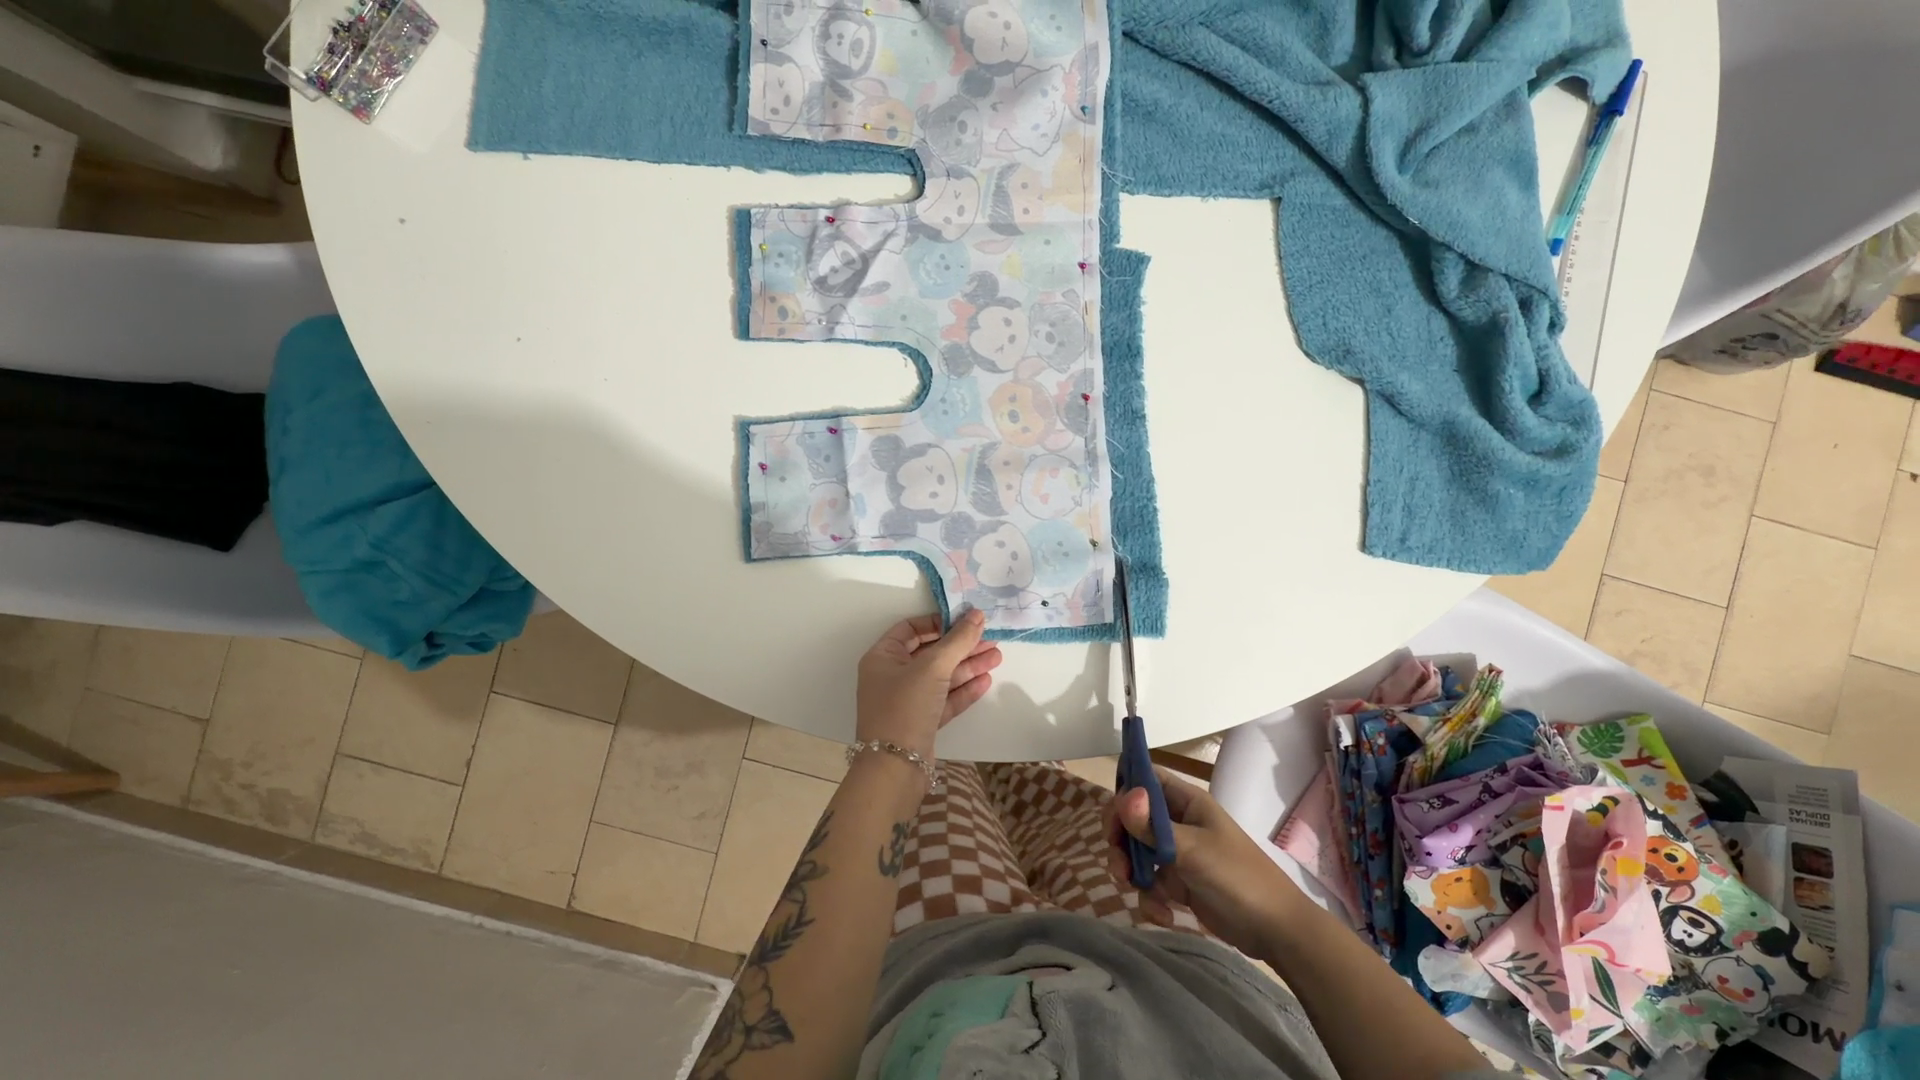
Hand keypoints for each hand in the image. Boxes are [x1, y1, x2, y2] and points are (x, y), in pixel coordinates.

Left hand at [856, 611, 1001, 758]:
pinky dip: (964, 689)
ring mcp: (907, 700)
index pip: (910, 629)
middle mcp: (892, 676)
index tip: (964, 621)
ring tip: (997, 656)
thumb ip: (957, 640)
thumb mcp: (932, 668)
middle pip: (930, 653)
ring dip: (968, 666)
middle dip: (960, 646)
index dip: (937, 623)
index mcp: (883, 657)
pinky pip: (944, 699)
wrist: (895, 766)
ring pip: (941, 677)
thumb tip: (976, 615)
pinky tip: (986, 680)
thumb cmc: (905, 706)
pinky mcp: (922, 721)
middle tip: (991, 639)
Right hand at [1105, 766, 1302, 956]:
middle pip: (1133, 819)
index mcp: (1187, 803)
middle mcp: (1179, 823)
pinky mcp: (1178, 884)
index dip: (1125, 793)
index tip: (1113, 821)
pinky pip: (1150, 884)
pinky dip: (1150, 899)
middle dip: (1121, 841)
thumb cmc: (1237, 877)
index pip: (1146, 780)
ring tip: (1133, 889)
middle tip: (1118, 863)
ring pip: (1137, 852)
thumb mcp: (1193, 850)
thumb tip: (1124, 795)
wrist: (1274, 930)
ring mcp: (1178, 854)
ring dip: (1130, 871)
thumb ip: (1153, 827)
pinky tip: (1163, 915)